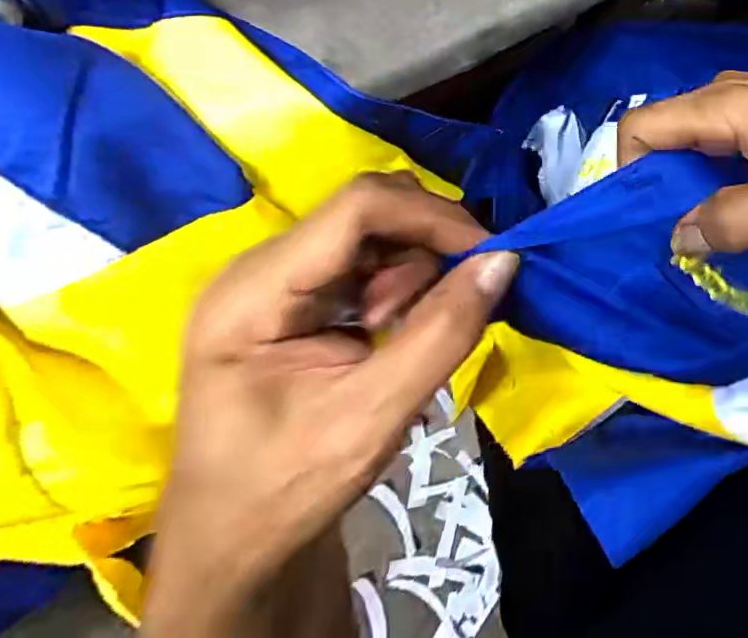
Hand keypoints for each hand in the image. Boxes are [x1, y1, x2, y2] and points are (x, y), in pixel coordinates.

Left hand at [142, 173, 517, 634]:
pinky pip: (380, 254)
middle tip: (440, 306)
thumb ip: (445, 331)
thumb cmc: (292, 484)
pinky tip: (398, 326)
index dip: (434, 218)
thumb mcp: (377, 412)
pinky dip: (413, 279)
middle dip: (429, 245)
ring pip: (385, 228)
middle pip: (375, 209)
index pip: (360, 207)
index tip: (487, 258)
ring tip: (403, 331)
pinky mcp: (308, 293)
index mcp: (255, 294)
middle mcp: (264, 269)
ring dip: (420, 268)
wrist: (242, 539)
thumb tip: (506, 258)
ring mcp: (284, 279)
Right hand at [618, 73, 747, 255]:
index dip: (627, 176)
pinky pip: (720, 136)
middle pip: (662, 134)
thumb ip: (735, 222)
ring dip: (691, 181)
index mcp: (725, 107)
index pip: (639, 129)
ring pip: (691, 138)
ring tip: (714, 223)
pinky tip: (744, 197)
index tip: (648, 222)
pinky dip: (716, 169)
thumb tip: (678, 239)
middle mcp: (726, 91)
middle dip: (660, 186)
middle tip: (683, 234)